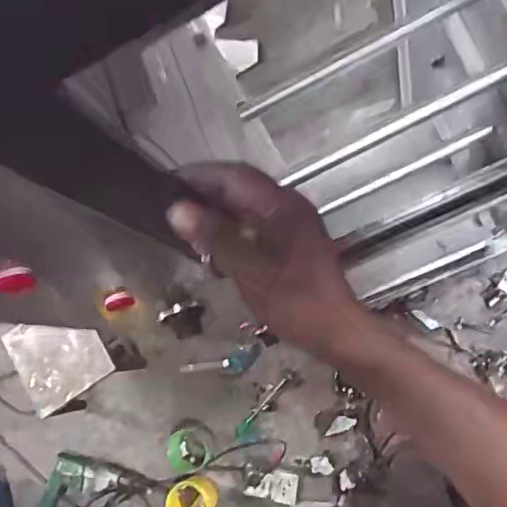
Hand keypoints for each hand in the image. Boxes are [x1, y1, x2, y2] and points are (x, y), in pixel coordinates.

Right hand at [167, 164, 373, 359]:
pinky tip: (216, 248)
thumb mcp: (251, 271)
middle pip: (242, 188)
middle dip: (206, 195)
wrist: (338, 330)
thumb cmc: (298, 303)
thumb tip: (178, 210)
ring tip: (188, 228)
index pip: (234, 176)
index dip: (199, 177)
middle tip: (173, 208)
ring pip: (249, 207)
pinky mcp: (295, 242)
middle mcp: (291, 206)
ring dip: (219, 214)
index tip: (167, 184)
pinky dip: (235, 230)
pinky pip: (259, 225)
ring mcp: (296, 224)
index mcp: (283, 206)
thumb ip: (215, 238)